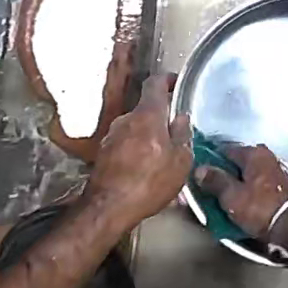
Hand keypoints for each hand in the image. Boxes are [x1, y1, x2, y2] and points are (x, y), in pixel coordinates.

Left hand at [86, 73, 193, 230]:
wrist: (108, 208)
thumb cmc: (147, 183)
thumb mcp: (179, 161)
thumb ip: (183, 135)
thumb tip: (181, 119)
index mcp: (147, 115)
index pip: (155, 84)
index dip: (167, 80)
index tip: (175, 82)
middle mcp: (126, 120)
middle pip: (146, 110)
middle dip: (161, 119)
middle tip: (176, 135)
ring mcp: (112, 136)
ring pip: (136, 129)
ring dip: (149, 138)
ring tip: (162, 161)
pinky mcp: (104, 153)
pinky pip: (126, 145)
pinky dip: (137, 152)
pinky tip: (146, 172)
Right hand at [193, 145, 287, 249]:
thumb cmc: (262, 209)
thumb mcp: (232, 196)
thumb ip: (215, 181)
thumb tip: (199, 169)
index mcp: (253, 153)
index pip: (224, 150)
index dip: (209, 161)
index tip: (199, 173)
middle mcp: (266, 158)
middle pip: (237, 163)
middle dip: (223, 174)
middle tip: (208, 189)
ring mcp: (275, 173)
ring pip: (247, 176)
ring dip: (236, 185)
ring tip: (222, 201)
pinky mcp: (280, 189)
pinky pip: (256, 187)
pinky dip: (248, 193)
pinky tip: (240, 206)